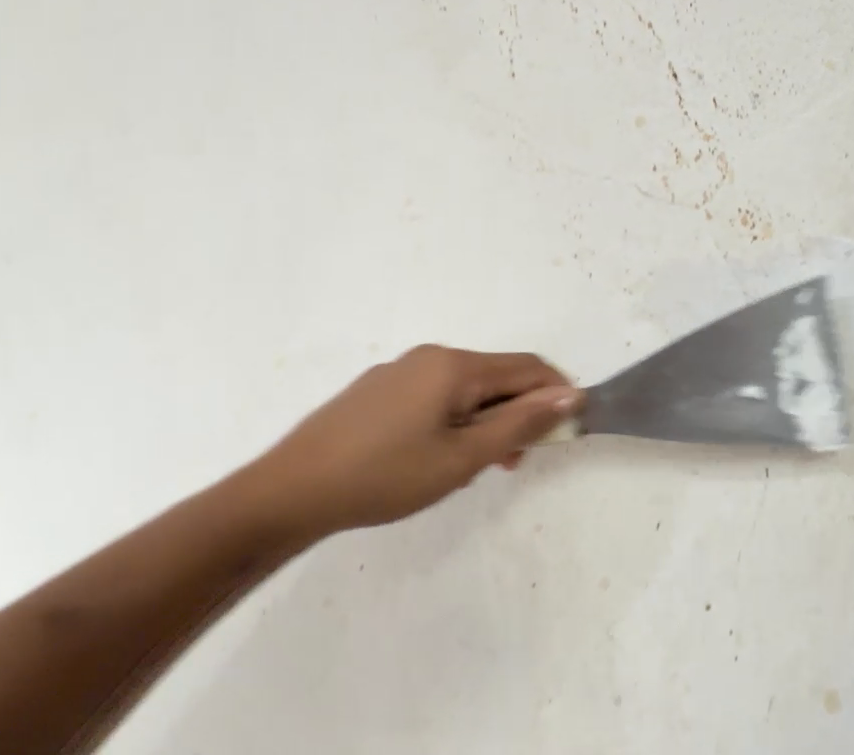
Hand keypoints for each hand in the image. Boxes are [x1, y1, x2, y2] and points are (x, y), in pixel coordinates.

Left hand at [246, 346, 583, 538]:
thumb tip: (571, 396)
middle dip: (518, 413)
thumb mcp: (465, 457)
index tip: (564, 433)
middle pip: (498, 377)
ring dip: (487, 421)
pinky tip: (436, 458)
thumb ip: (522, 423)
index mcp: (454, 366)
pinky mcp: (375, 392)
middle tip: (515, 461)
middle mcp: (430, 357)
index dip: (556, 396)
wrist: (283, 497)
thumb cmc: (383, 477)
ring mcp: (398, 372)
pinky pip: (435, 396)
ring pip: (467, 389)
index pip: (529, 368)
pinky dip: (455, 420)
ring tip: (476, 466)